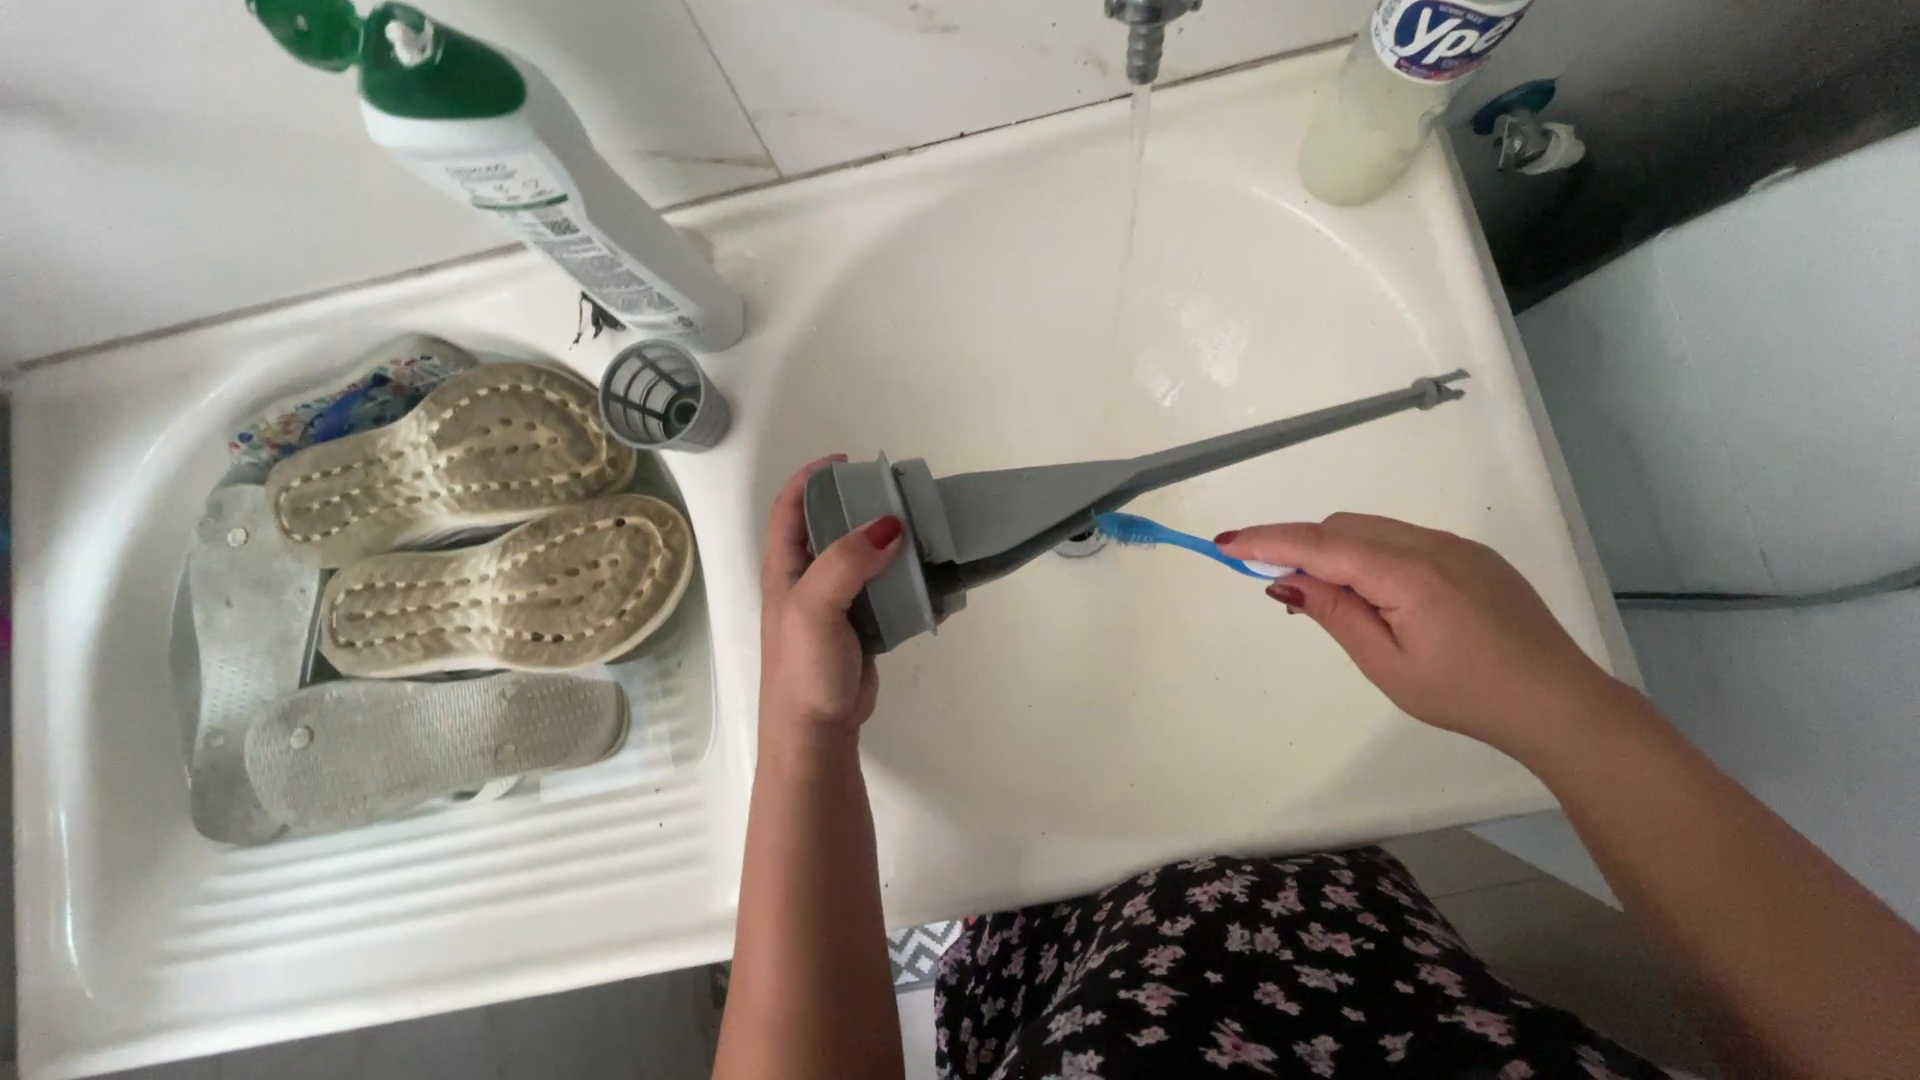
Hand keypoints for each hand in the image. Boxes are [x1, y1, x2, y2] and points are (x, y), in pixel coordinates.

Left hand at [758, 456, 905, 745]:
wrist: (816, 730)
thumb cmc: (803, 666)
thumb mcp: (814, 606)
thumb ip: (846, 562)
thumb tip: (890, 525)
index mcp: (785, 569)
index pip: (789, 509)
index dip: (810, 479)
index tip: (846, 462)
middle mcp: (809, 580)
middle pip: (832, 528)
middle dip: (859, 506)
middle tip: (896, 493)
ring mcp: (837, 603)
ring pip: (863, 558)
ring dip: (888, 542)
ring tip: (920, 525)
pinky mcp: (863, 625)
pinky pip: (885, 590)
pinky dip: (904, 577)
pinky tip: (927, 570)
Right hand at [1217, 513, 1622, 750]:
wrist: (1559, 703)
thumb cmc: (1466, 696)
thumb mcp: (1386, 664)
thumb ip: (1335, 613)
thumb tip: (1284, 580)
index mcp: (1408, 574)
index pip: (1321, 546)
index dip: (1268, 541)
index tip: (1224, 543)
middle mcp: (1430, 545)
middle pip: (1342, 528)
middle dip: (1298, 545)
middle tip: (1272, 585)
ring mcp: (1454, 546)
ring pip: (1370, 529)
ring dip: (1332, 549)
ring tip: (1320, 594)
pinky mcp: (1469, 555)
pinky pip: (1400, 539)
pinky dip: (1366, 553)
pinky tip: (1369, 592)